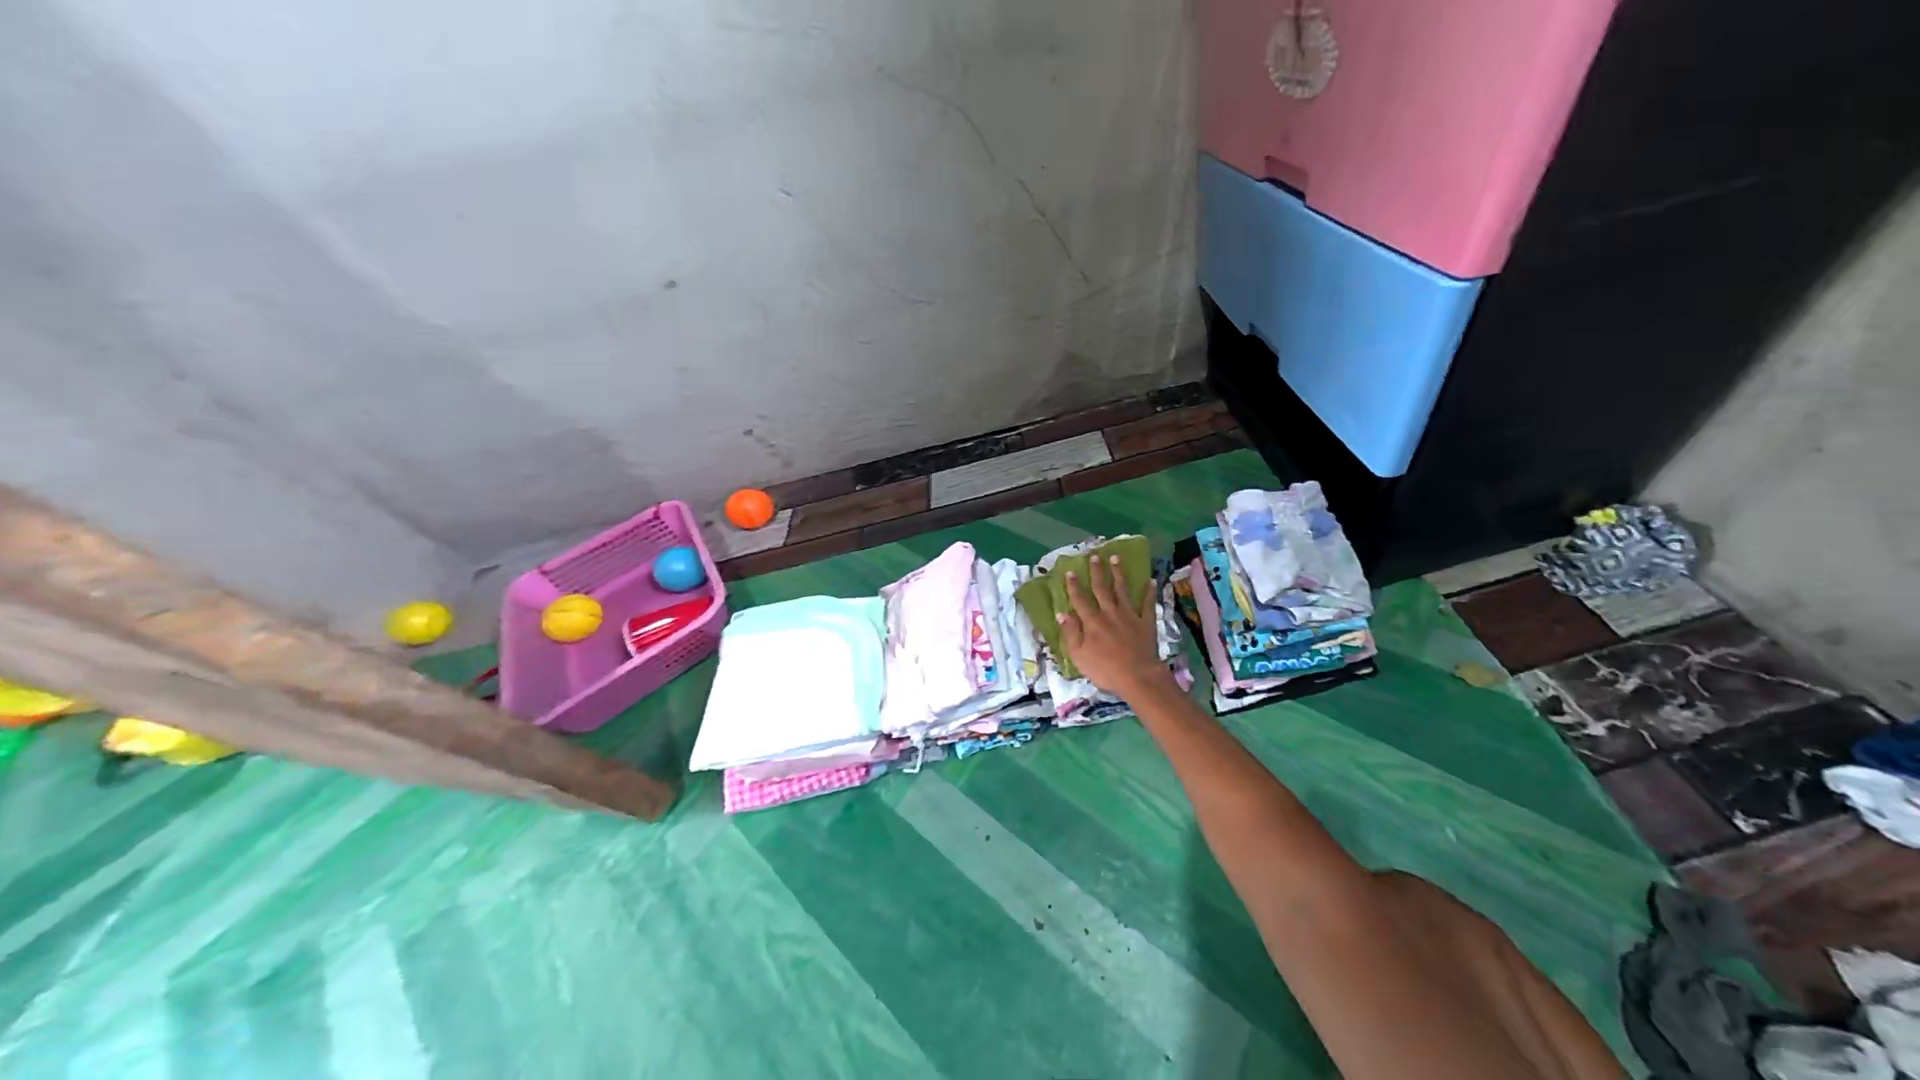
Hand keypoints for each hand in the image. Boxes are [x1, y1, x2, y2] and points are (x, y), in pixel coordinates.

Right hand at [1059, 555, 1171, 700]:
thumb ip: (1070, 633)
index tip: (1071, 571)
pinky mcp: (1146, 623)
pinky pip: (1147, 604)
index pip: (1080, 599)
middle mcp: (1109, 613)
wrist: (1138, 677)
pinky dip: (1149, 593)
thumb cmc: (1105, 669)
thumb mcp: (1079, 655)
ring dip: (1118, 574)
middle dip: (1097, 572)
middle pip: (1101, 589)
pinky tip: (1150, 581)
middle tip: (1094, 556)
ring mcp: (1129, 616)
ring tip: (1116, 558)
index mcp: (1092, 621)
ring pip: (1122, 590)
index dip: (1074, 585)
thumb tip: (1061, 614)